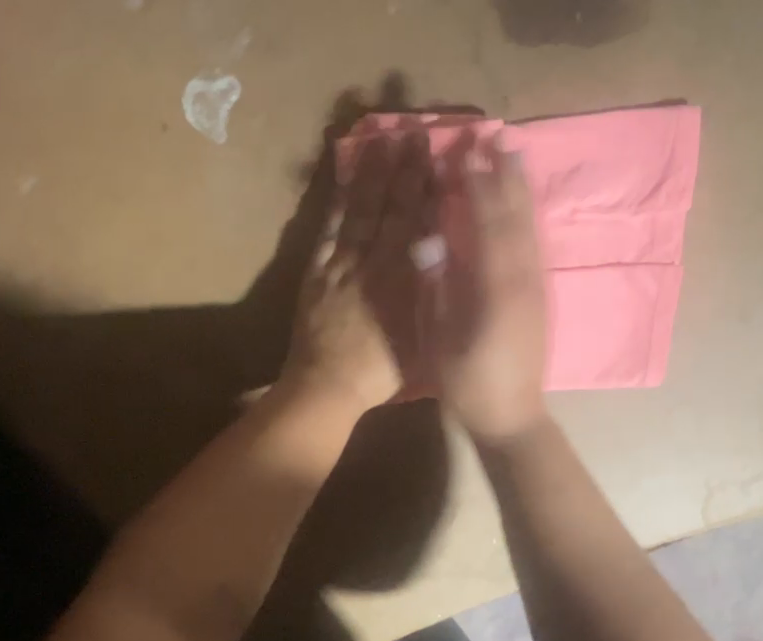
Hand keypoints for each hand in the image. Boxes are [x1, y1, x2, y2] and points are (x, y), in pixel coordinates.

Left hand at [279, 134, 430, 412]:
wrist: (326, 388)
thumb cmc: (379, 374)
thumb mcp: (421, 340)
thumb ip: (433, 300)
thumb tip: (446, 263)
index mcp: (404, 279)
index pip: (420, 223)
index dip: (431, 188)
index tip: (442, 156)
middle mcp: (374, 263)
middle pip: (392, 208)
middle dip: (404, 168)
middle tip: (415, 131)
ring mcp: (342, 265)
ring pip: (360, 211)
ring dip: (372, 174)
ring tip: (382, 138)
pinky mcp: (317, 273)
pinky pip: (329, 230)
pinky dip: (338, 202)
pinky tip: (346, 179)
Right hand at [434, 130, 549, 443]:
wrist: (511, 417)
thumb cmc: (468, 385)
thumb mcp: (440, 341)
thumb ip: (435, 288)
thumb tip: (426, 240)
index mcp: (496, 286)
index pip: (485, 221)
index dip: (473, 183)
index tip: (459, 149)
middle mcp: (523, 277)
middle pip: (515, 214)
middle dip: (503, 174)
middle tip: (493, 135)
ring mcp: (535, 286)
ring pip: (530, 225)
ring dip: (520, 188)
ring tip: (513, 153)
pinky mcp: (538, 296)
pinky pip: (533, 243)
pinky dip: (526, 215)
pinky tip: (520, 204)